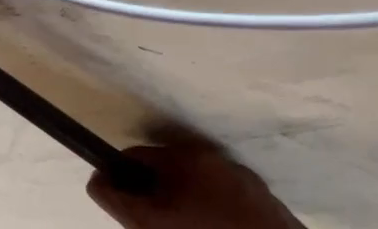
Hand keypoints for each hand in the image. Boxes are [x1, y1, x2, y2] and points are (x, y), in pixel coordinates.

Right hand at [89, 144, 303, 228]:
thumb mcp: (146, 222)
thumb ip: (111, 194)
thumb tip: (99, 178)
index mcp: (190, 156)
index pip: (137, 157)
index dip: (130, 183)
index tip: (137, 207)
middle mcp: (223, 161)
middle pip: (173, 173)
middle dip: (164, 194)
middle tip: (167, 222)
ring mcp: (256, 186)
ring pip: (206, 189)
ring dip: (195, 205)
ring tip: (195, 228)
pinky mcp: (278, 210)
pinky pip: (235, 205)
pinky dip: (225, 217)